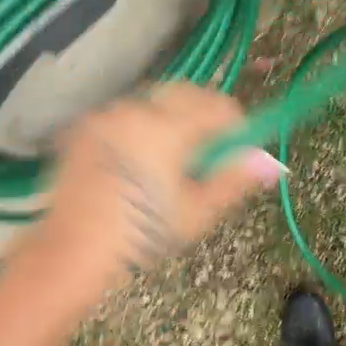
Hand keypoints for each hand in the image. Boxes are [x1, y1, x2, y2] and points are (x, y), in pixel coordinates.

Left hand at [25, 83, 285, 288]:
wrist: (72, 251)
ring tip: (170, 161)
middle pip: (185, 94)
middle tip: (206, 155)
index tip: (236, 151)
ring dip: (170, 119)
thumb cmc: (140, 236)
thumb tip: (273, 164)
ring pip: (153, 102)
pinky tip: (138, 163)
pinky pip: (123, 116)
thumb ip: (234, 180)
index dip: (235, 127)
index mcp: (167, 128)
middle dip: (202, 116)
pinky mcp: (83, 129)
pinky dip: (139, 127)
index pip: (218, 106)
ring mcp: (105, 117)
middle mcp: (135, 111)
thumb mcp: (195, 213)